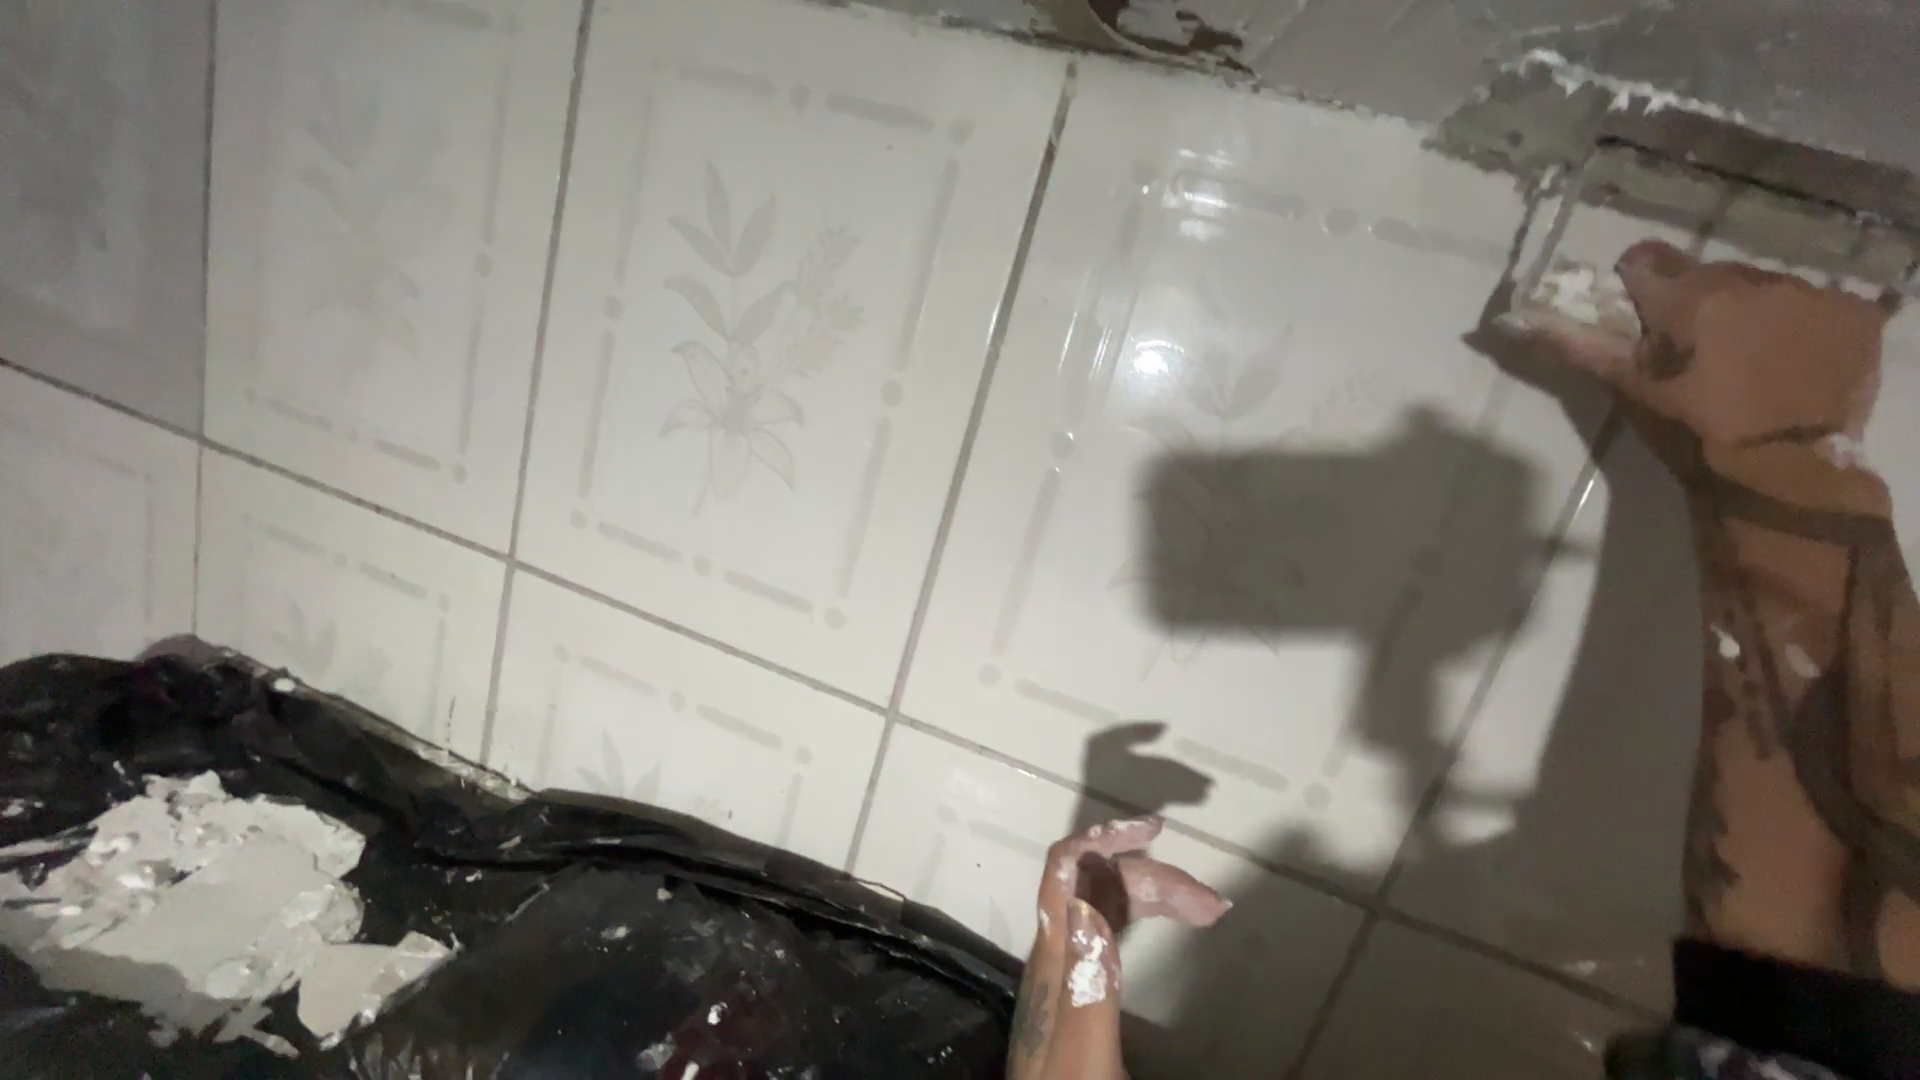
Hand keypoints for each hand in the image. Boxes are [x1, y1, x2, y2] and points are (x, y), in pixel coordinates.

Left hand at [1007, 817, 1229, 1079]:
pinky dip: (1142, 919)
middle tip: (1210, 903)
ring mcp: (1069, 966)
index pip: (1067, 870)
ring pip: (1108, 905)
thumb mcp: (1084, 1054)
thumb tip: (1086, 903)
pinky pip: (1111, 930)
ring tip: (1205, 910)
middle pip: (1098, 885)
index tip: (1155, 829)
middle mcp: (1059, 948)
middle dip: (1152, 877)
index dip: (1105, 838)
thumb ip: (1087, 986)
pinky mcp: (1079, 987)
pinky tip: (1165, 926)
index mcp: (1054, 954)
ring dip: (1153, 896)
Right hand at [1508, 240, 1893, 516]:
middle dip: (1690, 301)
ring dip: (1740, 310)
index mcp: (1695, 299)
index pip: (1648, 262)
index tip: (1632, 312)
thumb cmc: (1690, 431)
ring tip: (1733, 357)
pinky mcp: (1855, 313)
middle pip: (1707, 274)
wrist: (1784, 472)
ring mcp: (1814, 295)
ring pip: (1758, 286)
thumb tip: (1514, 321)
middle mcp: (1758, 282)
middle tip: (1682, 349)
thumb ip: (1577, 345)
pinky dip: (1787, 321)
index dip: (1633, 283)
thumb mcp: (1628, 388)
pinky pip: (1807, 302)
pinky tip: (1779, 357)